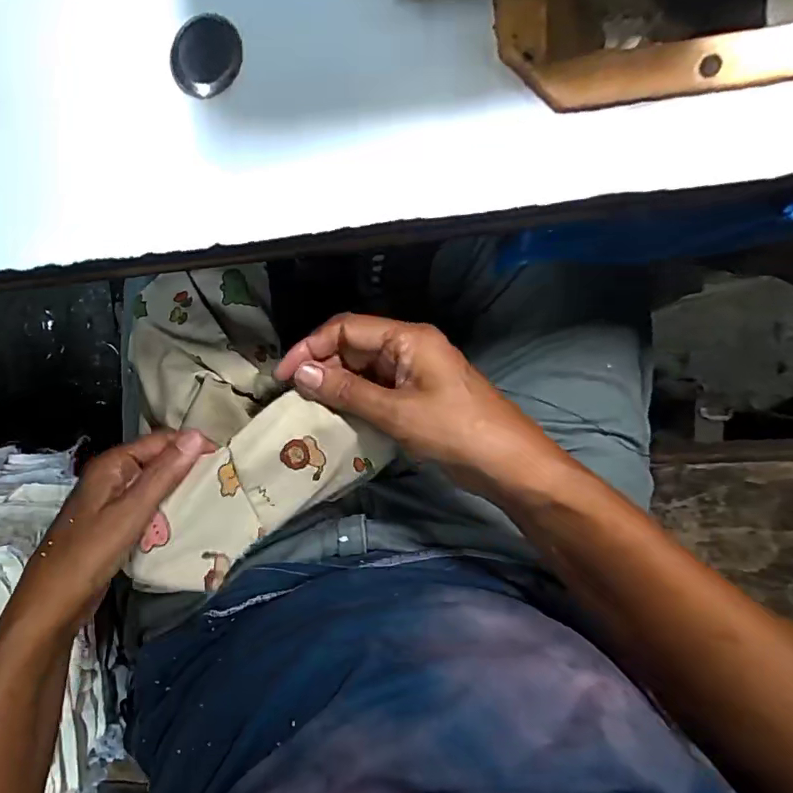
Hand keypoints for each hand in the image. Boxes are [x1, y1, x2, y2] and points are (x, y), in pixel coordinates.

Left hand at [4, 429, 214, 630]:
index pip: (159, 441)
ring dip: (178, 494)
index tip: (225, 460)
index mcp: (111, 466)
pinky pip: (145, 512)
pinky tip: (185, 526)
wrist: (53, 602)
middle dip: (187, 470)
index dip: (191, 446)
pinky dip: (164, 515)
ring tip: (212, 503)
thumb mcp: (131, 511)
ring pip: (152, 489)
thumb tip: (195, 436)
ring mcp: (109, 504)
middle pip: (156, 463)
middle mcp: (110, 478)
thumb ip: (163, 474)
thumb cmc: (89, 554)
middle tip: (223, 484)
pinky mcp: (112, 528)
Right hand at [274, 313, 573, 502]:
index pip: (345, 328)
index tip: (284, 376)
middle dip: (319, 365)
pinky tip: (335, 414)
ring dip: (333, 383)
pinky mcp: (415, 393)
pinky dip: (352, 397)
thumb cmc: (455, 432)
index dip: (309, 348)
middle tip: (293, 395)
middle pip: (351, 345)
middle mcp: (408, 346)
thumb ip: (345, 390)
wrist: (508, 464)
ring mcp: (412, 370)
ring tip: (308, 406)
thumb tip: (300, 374)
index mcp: (407, 338)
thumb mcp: (394, 412)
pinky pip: (374, 386)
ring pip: (360, 367)